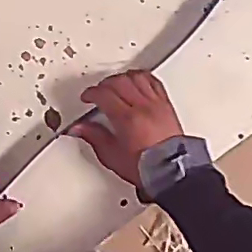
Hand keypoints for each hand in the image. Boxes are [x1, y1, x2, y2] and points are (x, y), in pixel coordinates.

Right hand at [68, 71, 184, 186]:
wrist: (172, 173)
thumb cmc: (146, 167)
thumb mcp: (111, 155)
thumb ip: (94, 137)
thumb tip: (79, 128)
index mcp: (126, 119)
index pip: (104, 94)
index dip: (91, 93)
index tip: (87, 97)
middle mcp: (142, 108)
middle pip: (119, 82)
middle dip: (104, 84)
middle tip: (98, 91)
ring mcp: (156, 105)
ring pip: (137, 77)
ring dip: (123, 78)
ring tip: (116, 84)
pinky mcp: (166, 106)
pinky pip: (154, 82)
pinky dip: (142, 78)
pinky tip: (137, 81)